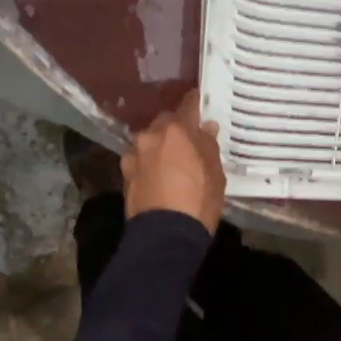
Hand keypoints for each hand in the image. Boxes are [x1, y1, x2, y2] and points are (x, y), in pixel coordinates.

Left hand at [122, 90, 226, 232]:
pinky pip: (140, 161)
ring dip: (160, 147)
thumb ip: (209, 147)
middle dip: (176, 130)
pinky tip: (158, 178)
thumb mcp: (215, 175)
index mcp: (177, 130)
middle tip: (189, 143)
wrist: (165, 236)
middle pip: (166, 123)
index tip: (203, 106)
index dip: (197, 104)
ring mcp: (134, 154)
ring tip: (172, 164)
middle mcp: (151, 135)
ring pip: (150, 141)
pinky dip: (149, 164)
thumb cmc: (198, 202)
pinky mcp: (124, 175)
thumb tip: (206, 128)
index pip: (189, 105)